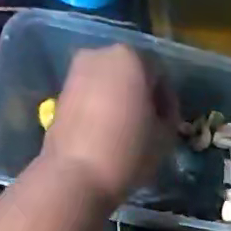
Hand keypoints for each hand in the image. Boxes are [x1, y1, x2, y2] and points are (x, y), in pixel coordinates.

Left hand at [40, 44, 175, 205]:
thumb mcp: (165, 137)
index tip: (169, 124)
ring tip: (126, 132)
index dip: (167, 100)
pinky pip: (90, 95)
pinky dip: (100, 108)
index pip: (160, 73)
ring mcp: (76, 72)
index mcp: (131, 58)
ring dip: (120, 101)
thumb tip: (159, 113)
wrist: (75, 175)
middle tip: (148, 125)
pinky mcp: (60, 93)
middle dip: (141, 95)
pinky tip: (106, 134)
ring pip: (108, 83)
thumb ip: (168, 116)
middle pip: (130, 73)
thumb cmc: (128, 152)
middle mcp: (101, 55)